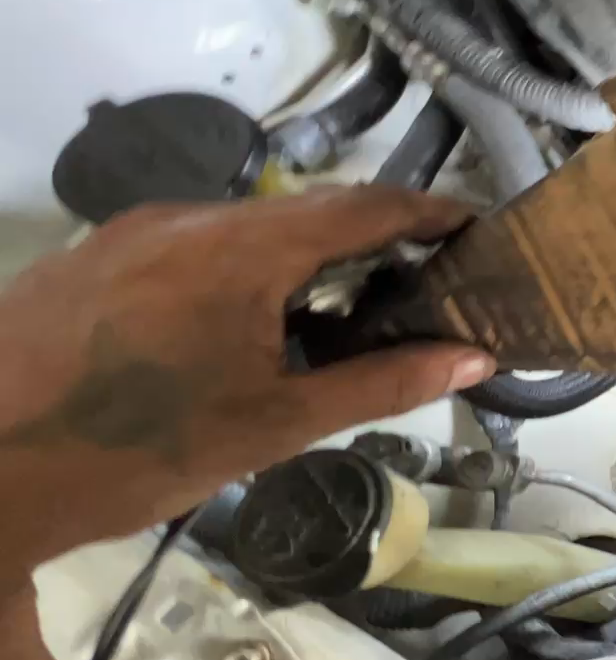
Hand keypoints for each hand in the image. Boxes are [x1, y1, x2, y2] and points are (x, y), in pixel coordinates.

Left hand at [0, 186, 496, 563]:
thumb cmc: (127, 454)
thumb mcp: (277, 425)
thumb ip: (387, 383)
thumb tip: (477, 359)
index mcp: (238, 251)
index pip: (365, 205)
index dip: (432, 211)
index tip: (479, 228)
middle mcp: (185, 222)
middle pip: (315, 208)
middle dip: (383, 234)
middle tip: (430, 275)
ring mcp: (130, 235)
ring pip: (260, 224)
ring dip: (322, 252)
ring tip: (353, 303)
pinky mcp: (93, 258)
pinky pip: (207, 240)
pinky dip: (264, 263)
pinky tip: (263, 318)